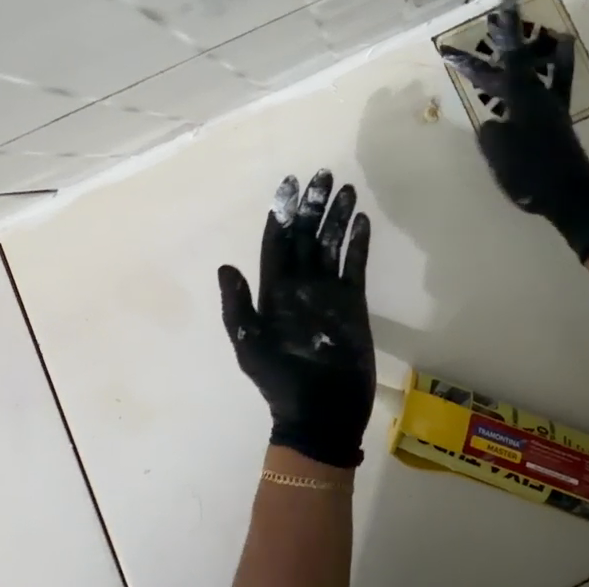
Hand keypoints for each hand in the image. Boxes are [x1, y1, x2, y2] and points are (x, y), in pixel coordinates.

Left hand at [217, 170, 375, 468]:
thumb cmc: (280, 381)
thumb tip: (225, 267)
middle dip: (314, 205)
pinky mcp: (353, 302)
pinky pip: (355, 265)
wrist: (321, 414)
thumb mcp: (250, 345)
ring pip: (332, 243)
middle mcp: (301, 283)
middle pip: (307, 234)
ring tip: (348, 190)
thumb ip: (238, 306)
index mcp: (274, 290)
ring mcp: (328, 291)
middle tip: (325, 175)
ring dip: (338, 217)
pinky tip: (362, 221)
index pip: (277, 240)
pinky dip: (358, 243)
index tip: (291, 183)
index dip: (283, 211)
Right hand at [439, 0, 588, 262]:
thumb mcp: (497, 150)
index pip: (502, 60)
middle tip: (503, 6)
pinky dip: (556, 69)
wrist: (570, 195)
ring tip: (521, 30)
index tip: (500, 5)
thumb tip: (496, 126)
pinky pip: (554, 87)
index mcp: (521, 96)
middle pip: (514, 60)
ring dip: (524, 51)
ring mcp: (549, 107)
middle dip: (502, 38)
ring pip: (532, 71)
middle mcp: (537, 94)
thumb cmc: (530, 171)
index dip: (495, 37)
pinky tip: (557, 61)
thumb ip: (491, 131)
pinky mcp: (555, 122)